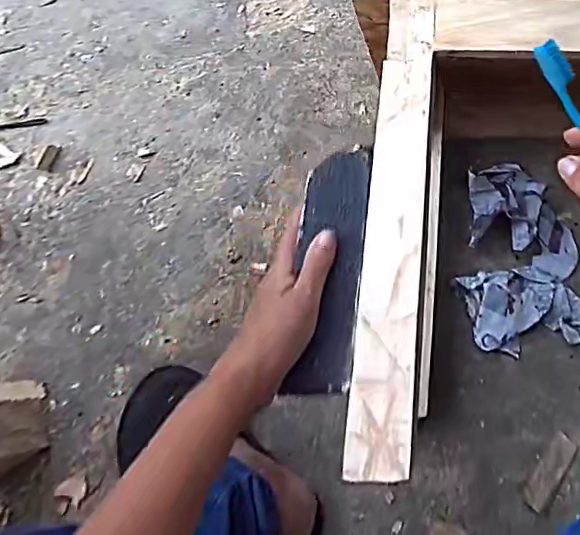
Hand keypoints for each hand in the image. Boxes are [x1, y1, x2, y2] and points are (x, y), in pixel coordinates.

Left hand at [216, 212, 337, 397]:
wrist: (248, 380)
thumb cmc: (274, 337)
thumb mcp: (304, 296)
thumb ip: (316, 265)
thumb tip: (326, 233)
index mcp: (280, 273)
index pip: (291, 236)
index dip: (302, 216)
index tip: (312, 199)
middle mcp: (274, 284)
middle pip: (293, 252)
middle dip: (309, 236)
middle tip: (328, 220)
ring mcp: (275, 303)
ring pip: (296, 272)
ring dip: (311, 260)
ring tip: (331, 251)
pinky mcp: (279, 320)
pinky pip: (299, 291)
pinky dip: (312, 283)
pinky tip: (323, 291)